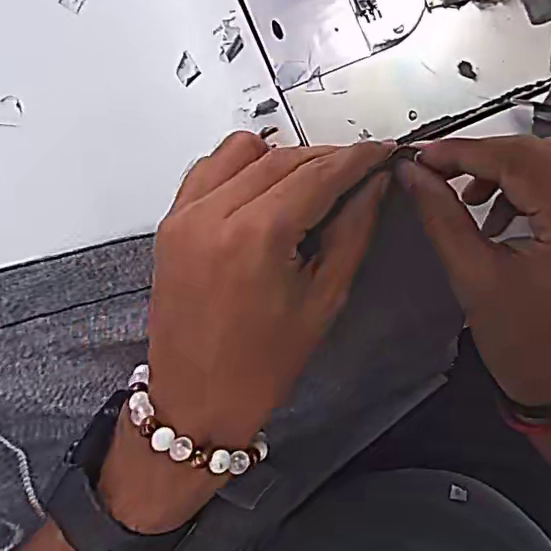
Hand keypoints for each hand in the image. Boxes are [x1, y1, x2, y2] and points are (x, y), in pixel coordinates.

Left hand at [101, 132, 393, 531]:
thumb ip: (353, 230)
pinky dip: (241, 166)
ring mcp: (185, 215)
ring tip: (310, 183)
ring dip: (284, 156)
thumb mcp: (324, 299)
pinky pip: (208, 167)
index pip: (318, 174)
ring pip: (244, 151)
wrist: (198, 400)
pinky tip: (263, 188)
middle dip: (327, 157)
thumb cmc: (258, 366)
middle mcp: (213, 215)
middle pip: (284, 157)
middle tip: (357, 169)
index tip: (379, 153)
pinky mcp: (171, 222)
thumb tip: (372, 187)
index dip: (357, 159)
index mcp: (255, 237)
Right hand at [397, 135, 550, 405]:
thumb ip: (442, 214)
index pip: (517, 159)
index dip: (464, 152)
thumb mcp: (473, 275)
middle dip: (480, 156)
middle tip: (437, 168)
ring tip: (466, 195)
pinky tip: (496, 212)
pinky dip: (524, 186)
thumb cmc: (527, 345)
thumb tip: (418, 175)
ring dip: (503, 169)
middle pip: (536, 153)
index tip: (428, 156)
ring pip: (549, 162)